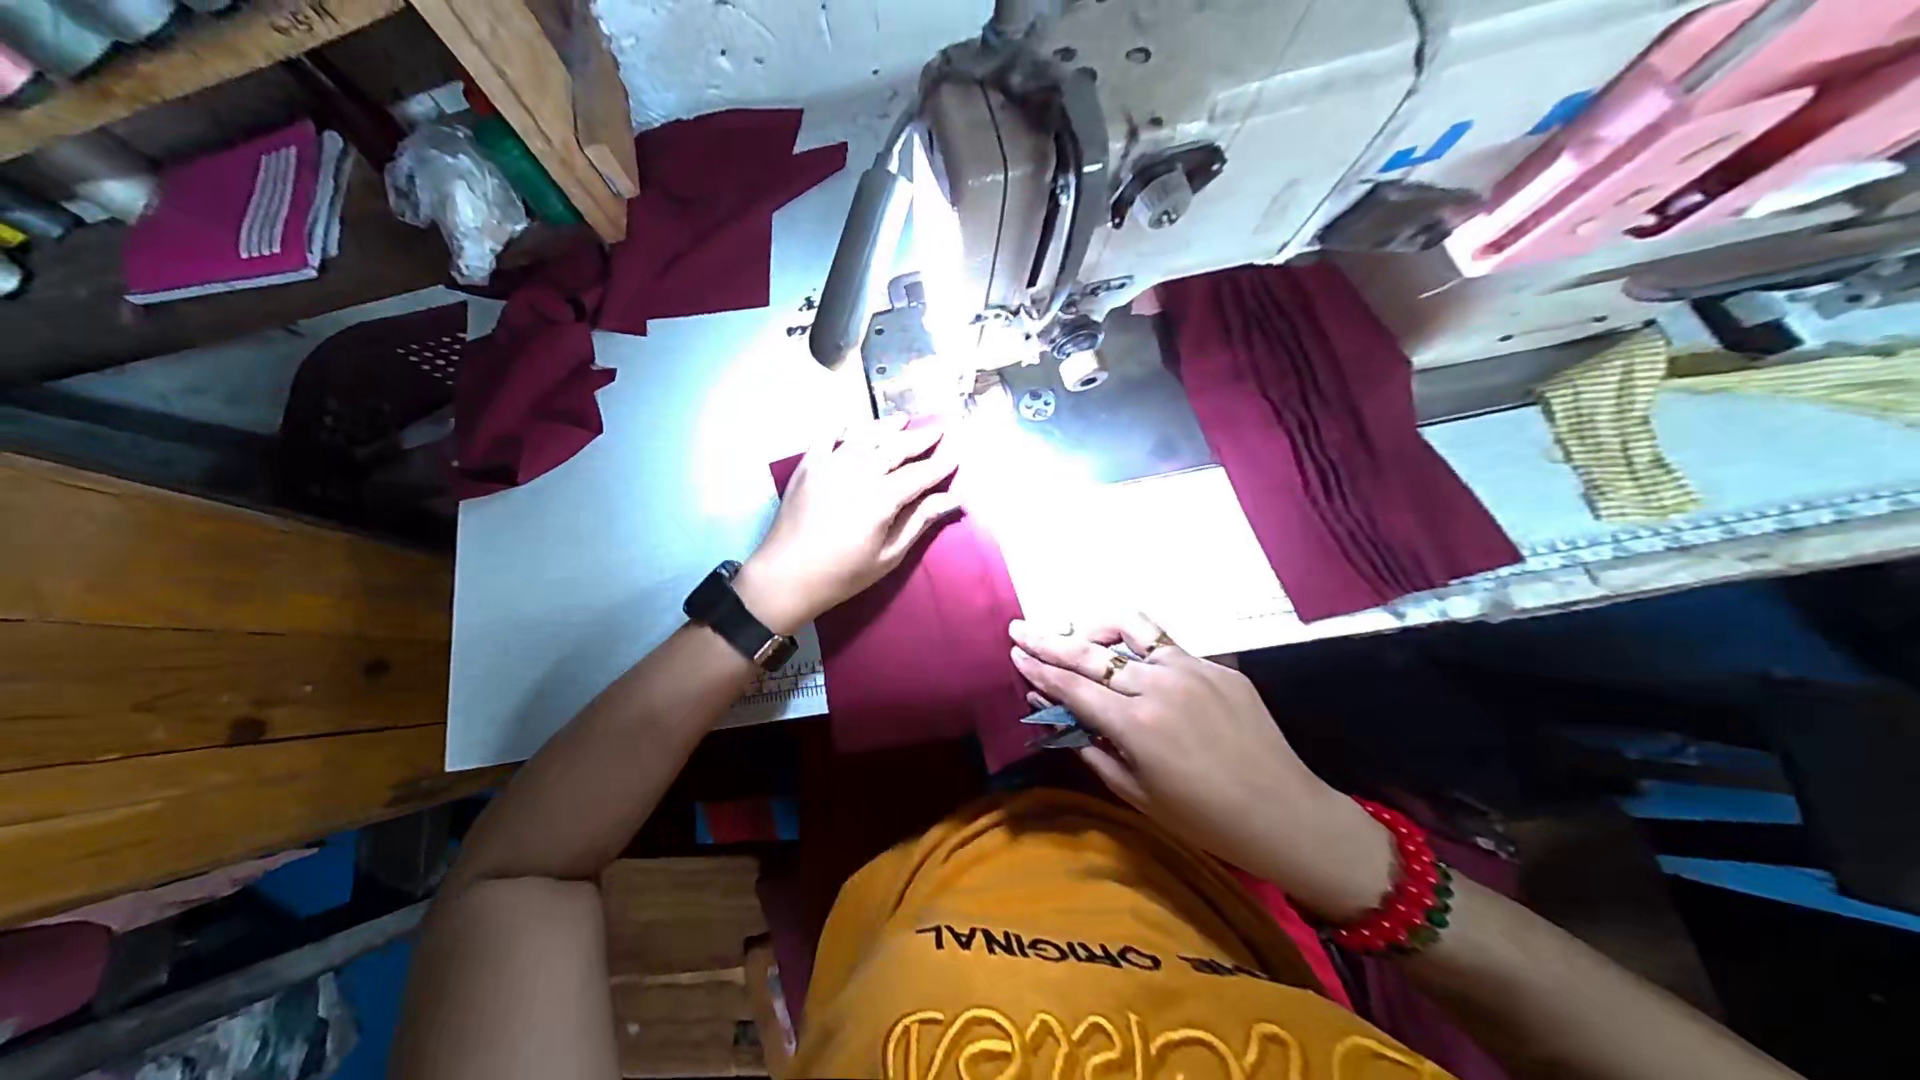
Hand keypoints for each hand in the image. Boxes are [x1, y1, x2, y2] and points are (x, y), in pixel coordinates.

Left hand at [734, 415, 961, 635]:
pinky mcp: (808, 464)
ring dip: (887, 426)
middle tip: (938, 429)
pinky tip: (856, 425)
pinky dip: (846, 427)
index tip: (956, 454)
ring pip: (866, 435)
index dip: (940, 464)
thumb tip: (951, 499)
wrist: (786, 575)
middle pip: (896, 447)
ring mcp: (831, 464)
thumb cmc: (843, 573)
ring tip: (903, 419)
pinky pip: (830, 436)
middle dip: (920, 438)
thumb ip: (919, 521)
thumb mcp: (889, 555)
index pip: (920, 474)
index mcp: (882, 497)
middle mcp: (859, 472)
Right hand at [1009, 613, 1395, 921]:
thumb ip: (1091, 748)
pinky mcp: (1218, 666)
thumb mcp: (1135, 793)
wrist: (1283, 812)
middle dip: (1050, 640)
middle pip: (1092, 652)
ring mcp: (1193, 669)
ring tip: (1080, 634)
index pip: (1073, 687)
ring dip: (1097, 629)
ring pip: (1132, 631)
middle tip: (1022, 627)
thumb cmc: (1202, 817)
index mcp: (1137, 724)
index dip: (1039, 668)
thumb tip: (1056, 715)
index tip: (1015, 652)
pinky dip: (1140, 648)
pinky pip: (1168, 646)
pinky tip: (1133, 661)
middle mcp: (1160, 686)